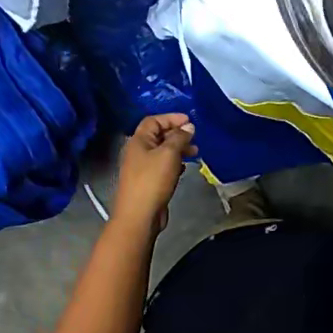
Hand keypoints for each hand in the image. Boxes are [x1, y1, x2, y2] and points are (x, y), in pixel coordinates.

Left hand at [110, 114, 196, 231]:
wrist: (139, 215)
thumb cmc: (152, 180)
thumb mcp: (168, 154)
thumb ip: (179, 138)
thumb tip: (188, 126)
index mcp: (138, 141)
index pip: (153, 121)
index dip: (171, 118)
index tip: (190, 121)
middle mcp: (138, 152)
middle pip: (158, 136)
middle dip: (177, 134)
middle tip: (194, 138)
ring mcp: (142, 168)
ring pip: (162, 152)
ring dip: (178, 149)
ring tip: (195, 152)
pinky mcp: (148, 182)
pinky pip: (163, 166)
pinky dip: (175, 163)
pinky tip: (185, 168)